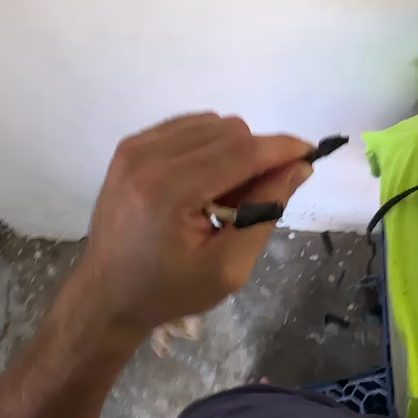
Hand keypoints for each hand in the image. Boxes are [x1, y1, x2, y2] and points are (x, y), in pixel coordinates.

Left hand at [68, 114, 313, 340]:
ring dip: (232, 150)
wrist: (106, 294)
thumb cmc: (169, 290)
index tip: (311, 152)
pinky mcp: (129, 145)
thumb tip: (298, 167)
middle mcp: (148, 157)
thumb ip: (265, 212)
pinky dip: (208, 146)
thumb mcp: (228, 267)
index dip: (282, 148)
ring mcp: (135, 147)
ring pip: (211, 123)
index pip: (241, 151)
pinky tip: (202, 181)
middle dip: (256, 158)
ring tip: (222, 195)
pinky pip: (189, 126)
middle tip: (252, 200)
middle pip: (230, 131)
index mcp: (169, 191)